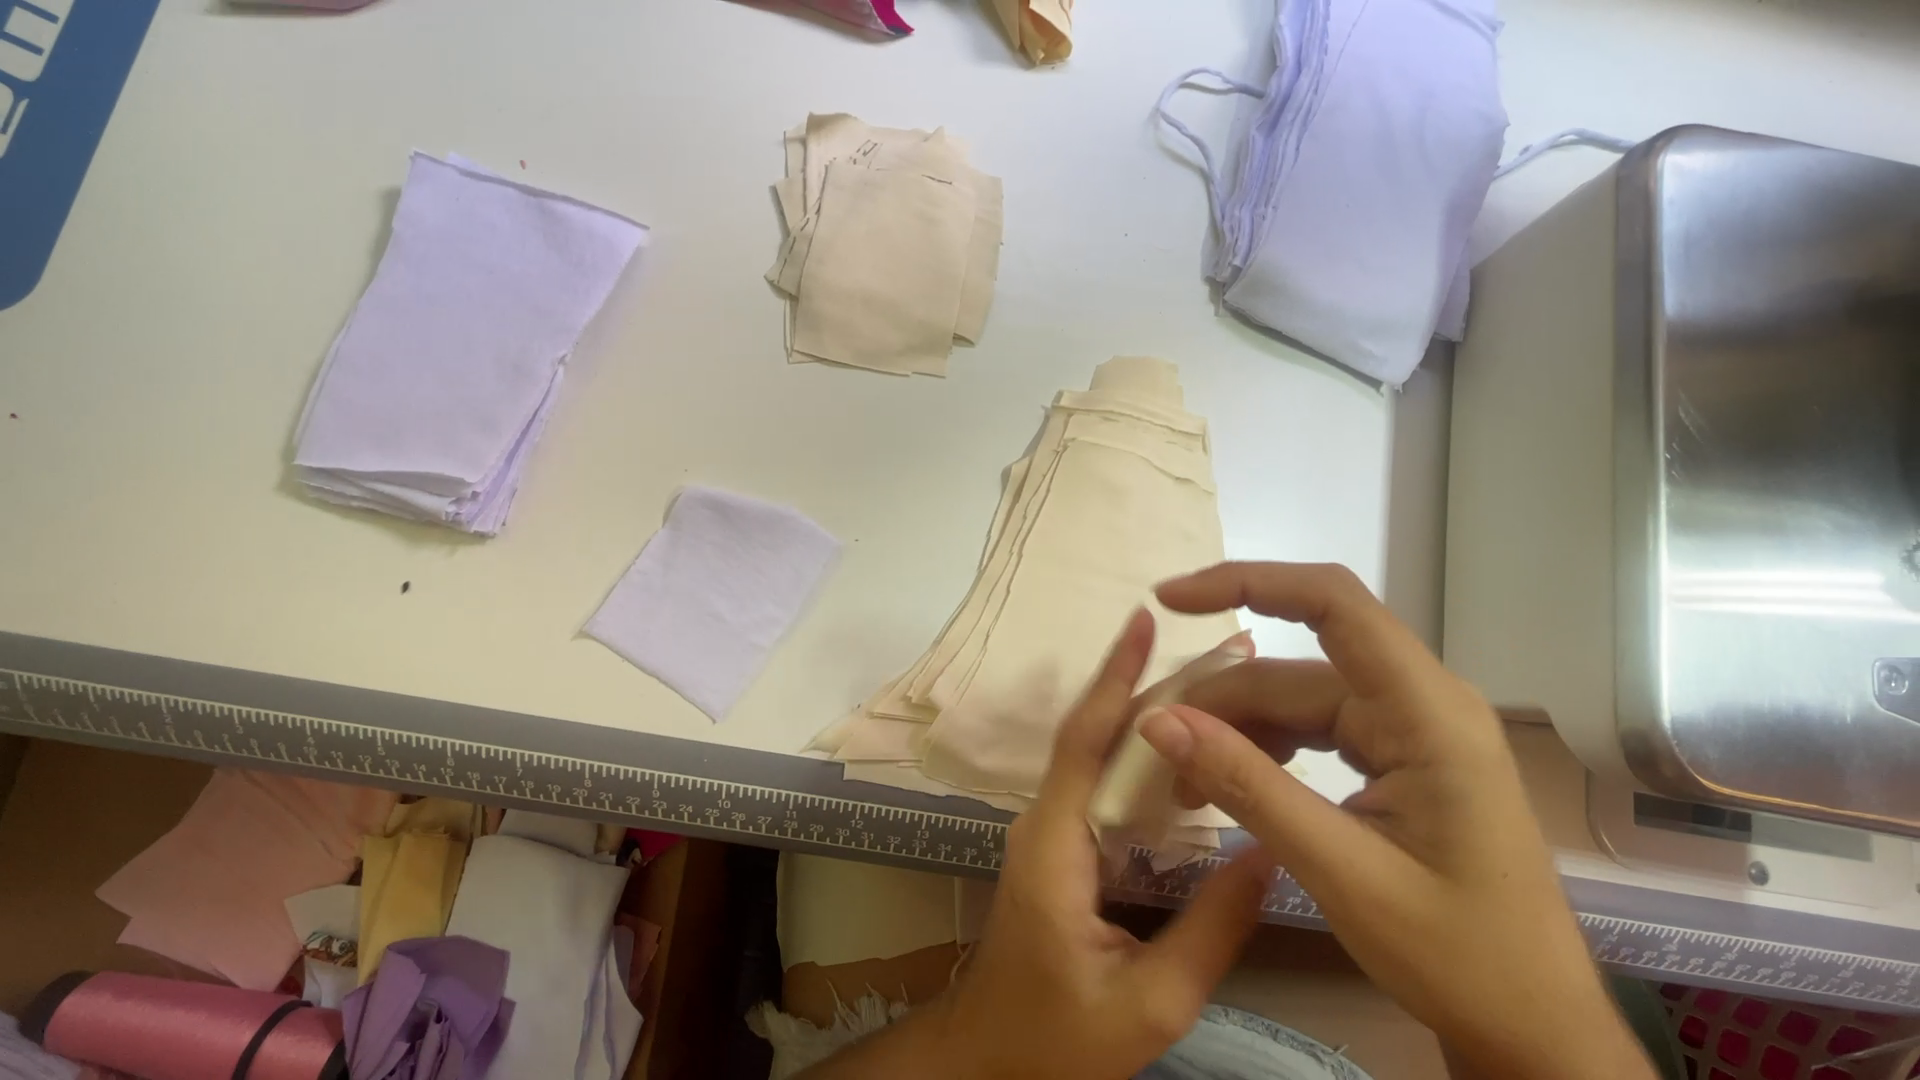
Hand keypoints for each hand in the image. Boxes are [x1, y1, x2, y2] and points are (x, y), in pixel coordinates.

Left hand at [799, 608, 1276, 1079]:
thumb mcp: (1148, 1002)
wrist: (988, 1058)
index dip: (1115, 679)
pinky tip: (1189, 756)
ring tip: (1220, 689)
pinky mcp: (1060, 848)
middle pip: (1097, 737)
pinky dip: (1144, 762)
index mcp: (1053, 844)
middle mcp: (1044, 822)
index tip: (1144, 621)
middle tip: (1223, 653)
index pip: (1085, 742)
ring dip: (1152, 720)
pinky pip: (1103, 788)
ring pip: (1100, 759)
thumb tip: (1269, 851)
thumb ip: (1210, 929)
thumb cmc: (1057, 1038)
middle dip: (1152, 687)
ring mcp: (1049, 832)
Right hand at [1140, 562, 1654, 1079]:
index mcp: (1427, 712)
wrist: (1533, 1024)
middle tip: (1150, 742)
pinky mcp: (1395, 758)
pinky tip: (1225, 786)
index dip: (1246, 582)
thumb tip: (1157, 722)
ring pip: (1295, 700)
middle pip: (1294, 667)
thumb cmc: (1459, 954)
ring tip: (1180, 781)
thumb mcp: (1340, 869)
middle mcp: (1419, 703)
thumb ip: (1247, 786)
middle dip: (1218, 698)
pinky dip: (1262, 752)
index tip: (1170, 599)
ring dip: (1233, 730)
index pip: (1331, 603)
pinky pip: (1312, 731)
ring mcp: (1407, 730)